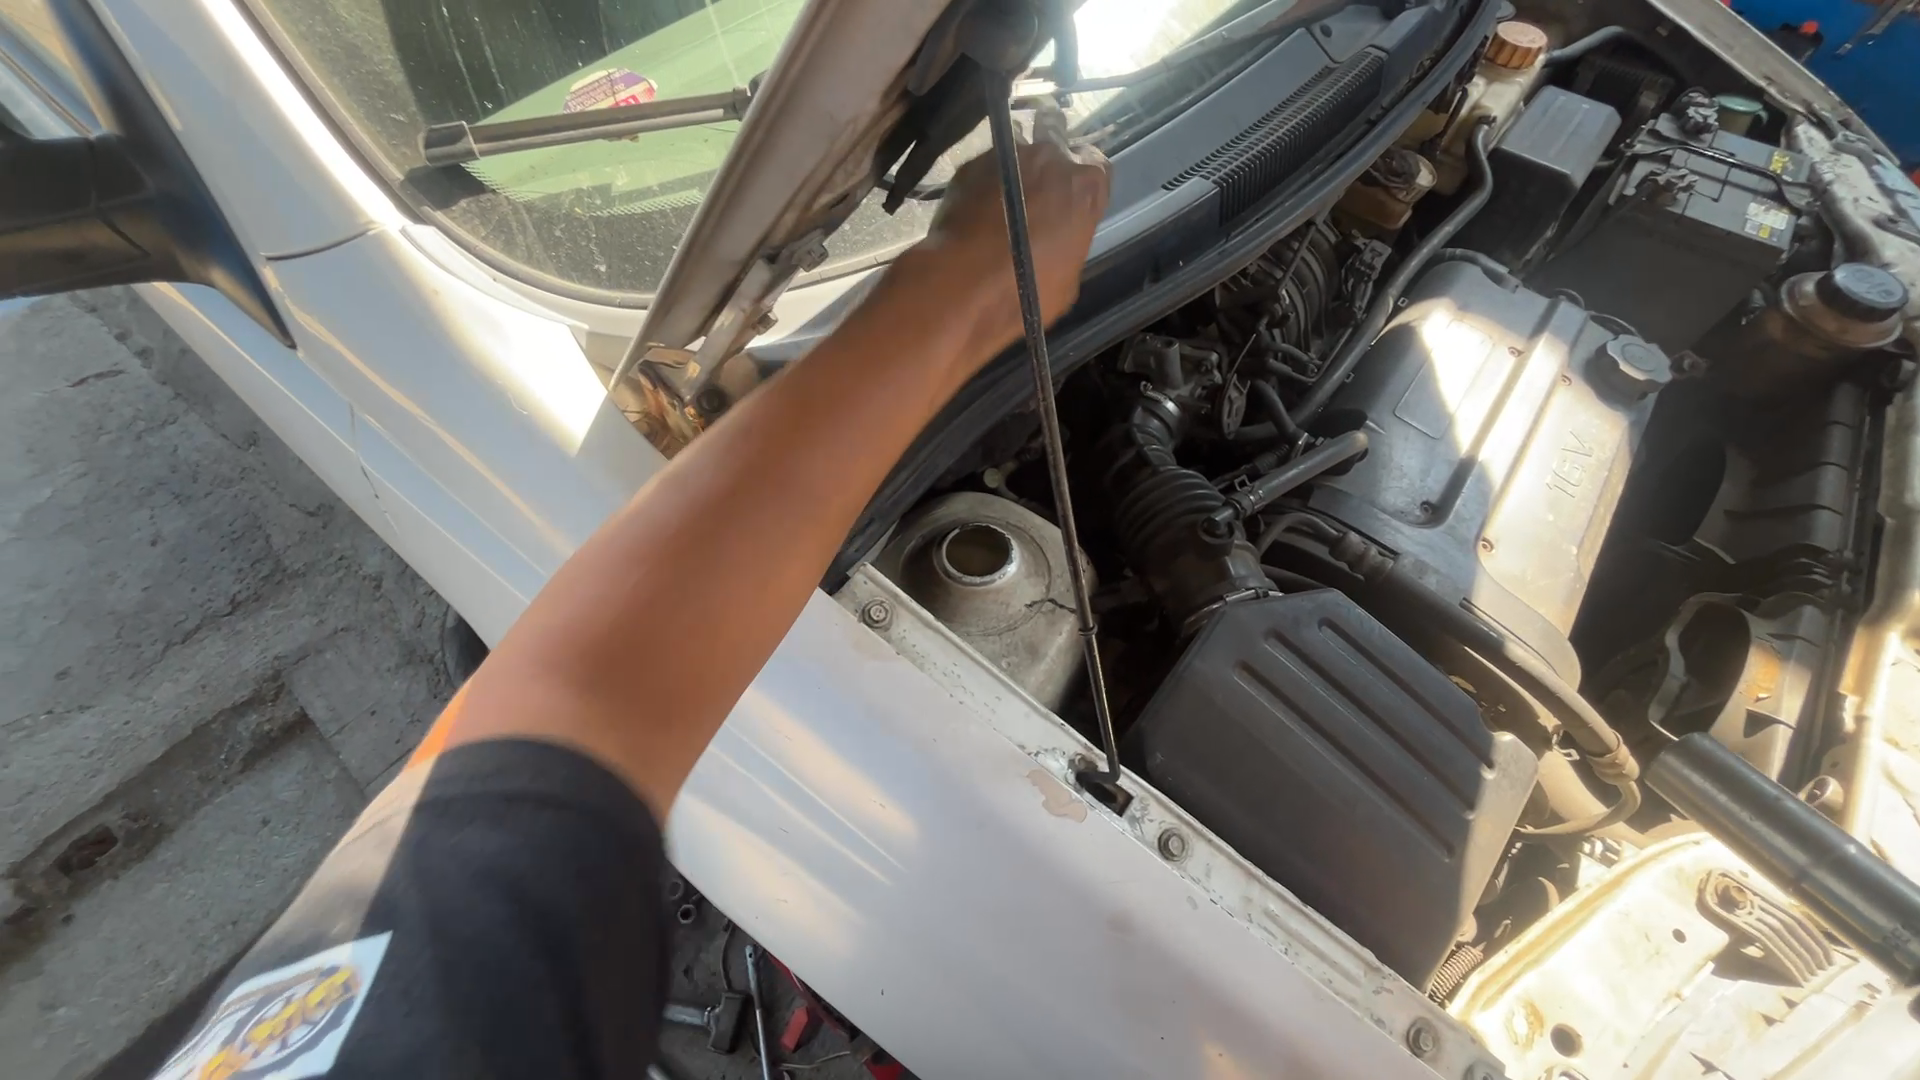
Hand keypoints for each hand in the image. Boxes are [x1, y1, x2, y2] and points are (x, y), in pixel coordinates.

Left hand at [885, 111, 1110, 366]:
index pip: (1096, 171)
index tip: (1069, 206)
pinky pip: (986, 169)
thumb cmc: (1025, 292)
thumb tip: (1057, 242)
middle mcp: (1052, 158)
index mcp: (1086, 188)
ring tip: (1002, 205)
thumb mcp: (1067, 281)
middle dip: (1048, 177)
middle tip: (1033, 207)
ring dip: (1015, 176)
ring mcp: (1009, 156)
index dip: (1080, 190)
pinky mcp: (972, 164)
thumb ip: (1068, 246)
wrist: (964, 285)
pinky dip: (985, 185)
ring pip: (1019, 157)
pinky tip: (975, 210)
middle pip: (1057, 156)